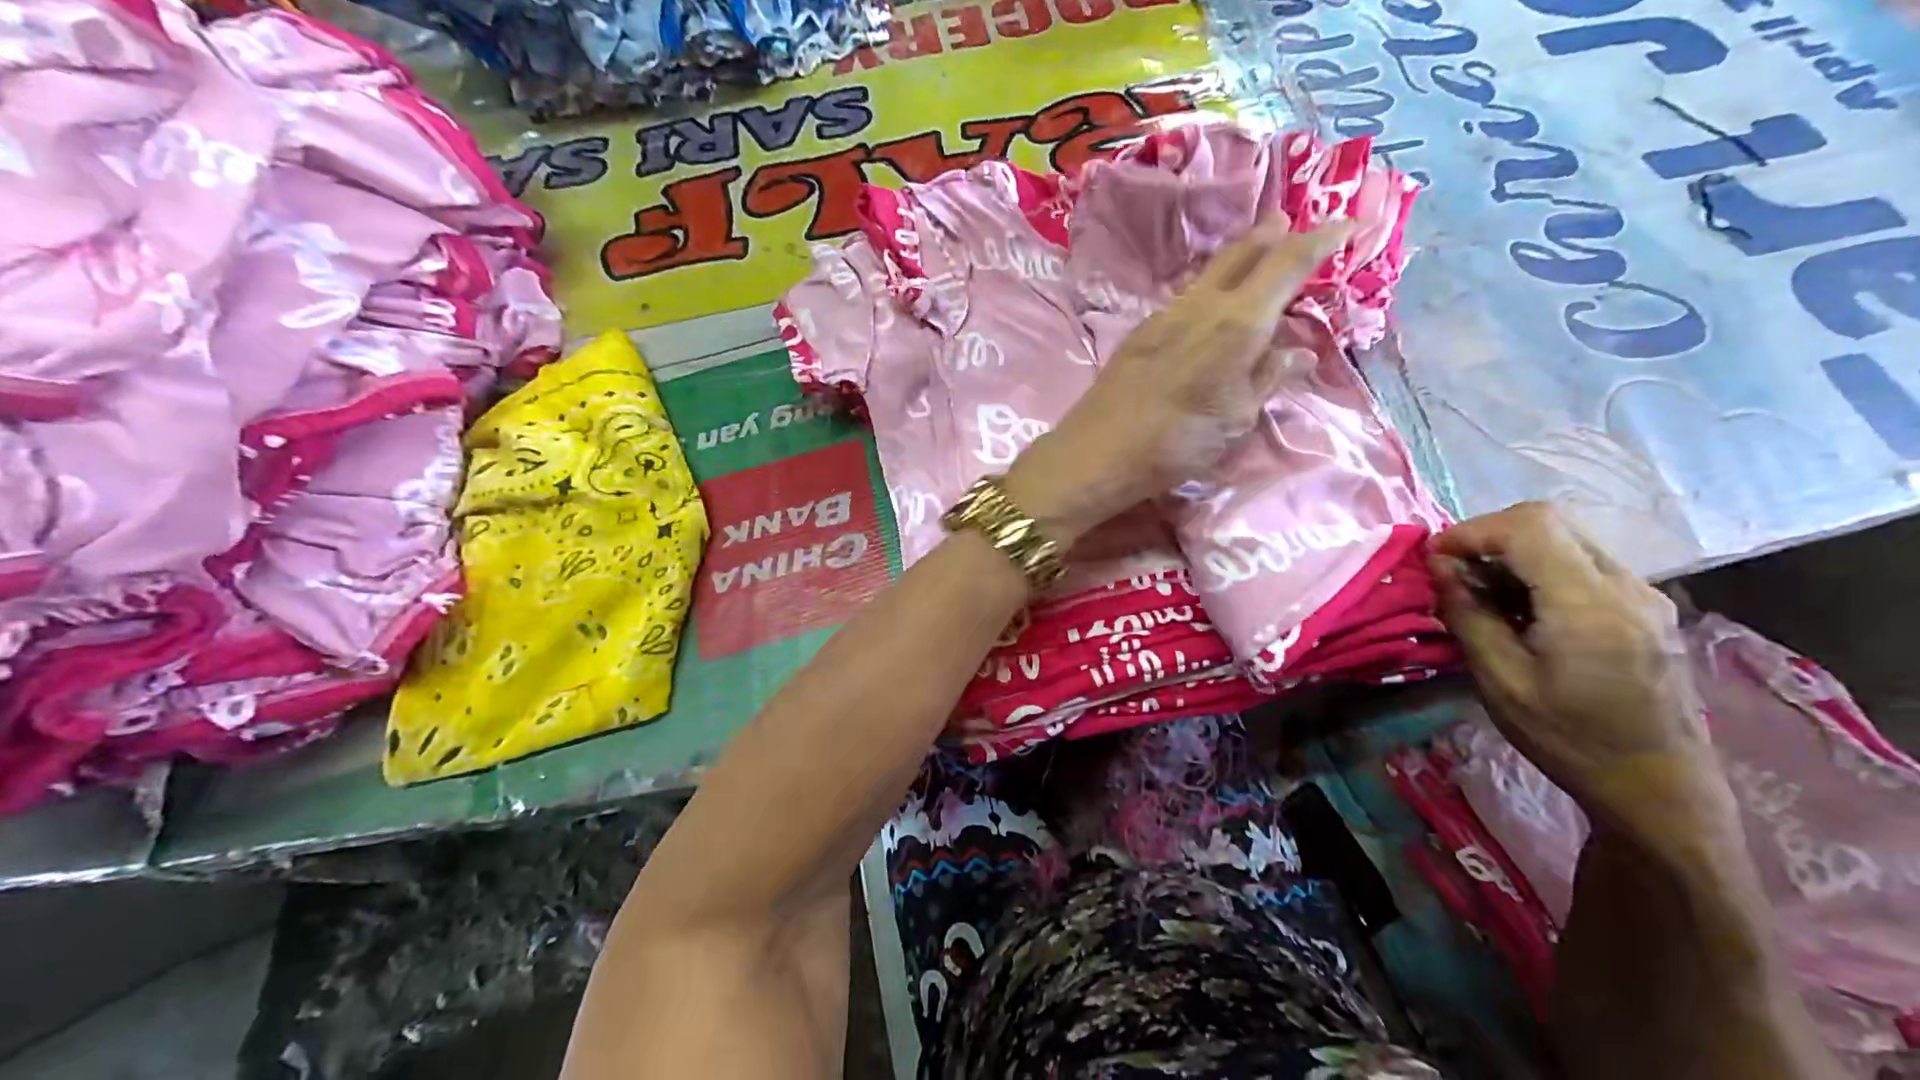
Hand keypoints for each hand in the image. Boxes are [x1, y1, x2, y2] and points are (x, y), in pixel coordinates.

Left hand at [1004, 223, 1351, 543]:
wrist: (1095, 454)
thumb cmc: (1176, 443)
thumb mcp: (1236, 419)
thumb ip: (1267, 378)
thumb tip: (1295, 351)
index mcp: (1238, 322)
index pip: (1289, 261)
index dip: (1324, 237)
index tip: (1351, 222)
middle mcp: (1202, 305)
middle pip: (1245, 252)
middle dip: (1276, 235)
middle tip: (1296, 228)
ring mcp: (1166, 315)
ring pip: (1212, 272)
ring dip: (1241, 259)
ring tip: (1260, 258)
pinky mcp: (1141, 331)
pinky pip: (1188, 295)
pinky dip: (1212, 287)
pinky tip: (1213, 306)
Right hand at [1430, 503, 1735, 848]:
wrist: (1658, 784)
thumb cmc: (1568, 738)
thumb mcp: (1500, 681)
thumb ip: (1469, 615)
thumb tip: (1440, 567)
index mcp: (1589, 606)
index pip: (1529, 527)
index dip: (1472, 530)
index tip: (1435, 558)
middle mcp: (1626, 587)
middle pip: (1549, 522)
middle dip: (1488, 536)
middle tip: (1452, 572)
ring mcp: (1643, 594)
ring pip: (1565, 539)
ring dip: (1512, 552)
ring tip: (1480, 593)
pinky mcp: (1645, 606)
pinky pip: (1582, 563)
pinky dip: (1538, 569)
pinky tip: (1520, 609)